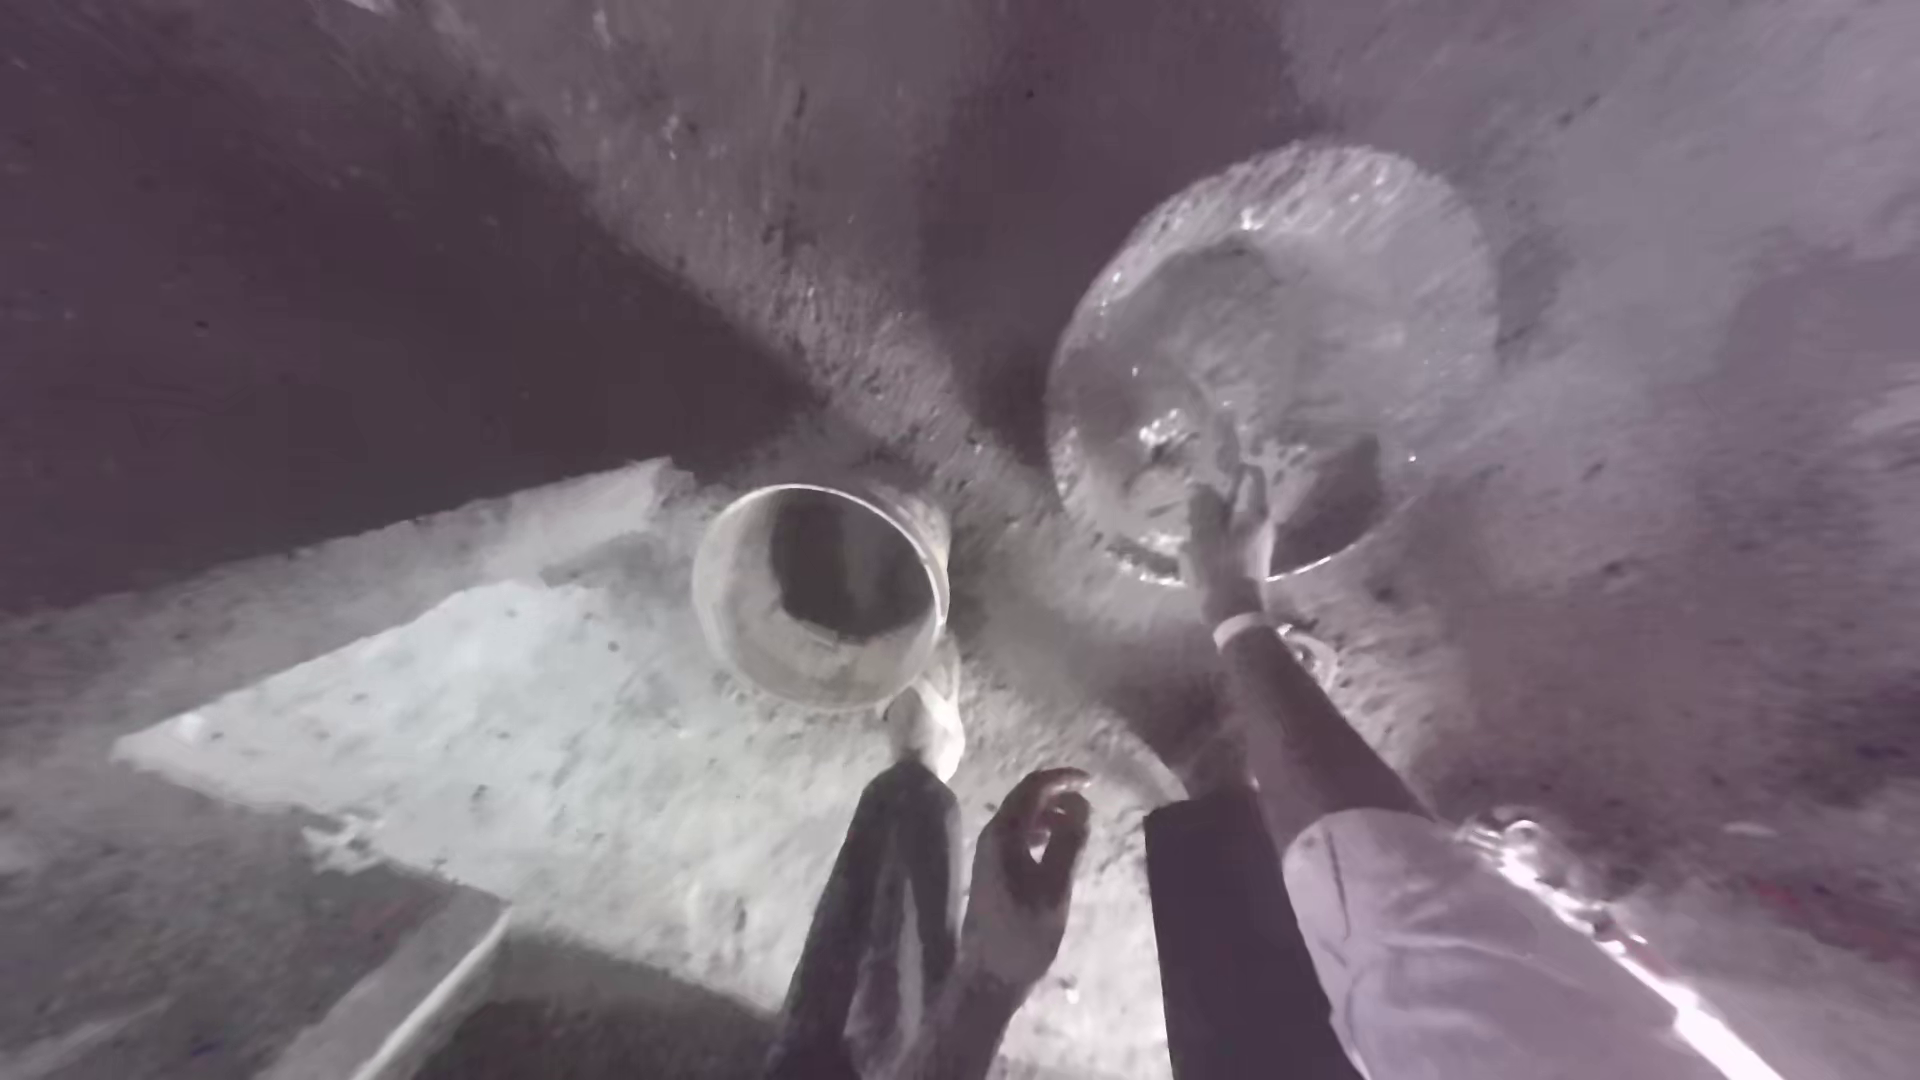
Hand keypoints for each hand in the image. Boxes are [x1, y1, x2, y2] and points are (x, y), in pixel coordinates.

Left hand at [958, 768, 1091, 991]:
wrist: (988, 977)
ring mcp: (990, 849)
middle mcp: (992, 833)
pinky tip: (1057, 843)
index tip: (1091, 781)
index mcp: (1004, 833)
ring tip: (1078, 823)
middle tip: (1087, 798)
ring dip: (1049, 810)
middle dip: (1056, 791)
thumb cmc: (1023, 933)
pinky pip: (1018, 832)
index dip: (1062, 779)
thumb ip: (1069, 842)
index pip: (1033, 787)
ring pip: (1021, 814)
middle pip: (1025, 796)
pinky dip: (1040, 828)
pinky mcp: (993, 865)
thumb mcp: (1055, 888)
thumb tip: (1081, 804)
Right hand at [1182, 466, 1275, 623]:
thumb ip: (1202, 507)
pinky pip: (1236, 532)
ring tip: (1194, 520)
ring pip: (1238, 515)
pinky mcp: (1253, 556)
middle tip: (1195, 497)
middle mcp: (1263, 522)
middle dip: (1220, 494)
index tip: (1212, 469)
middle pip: (1244, 496)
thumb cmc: (1218, 570)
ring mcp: (1260, 540)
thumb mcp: (1203, 535)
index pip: (1252, 475)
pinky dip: (1221, 531)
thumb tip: (1200, 485)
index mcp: (1254, 512)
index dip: (1234, 467)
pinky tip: (1202, 541)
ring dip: (1218, 514)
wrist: (1235, 612)